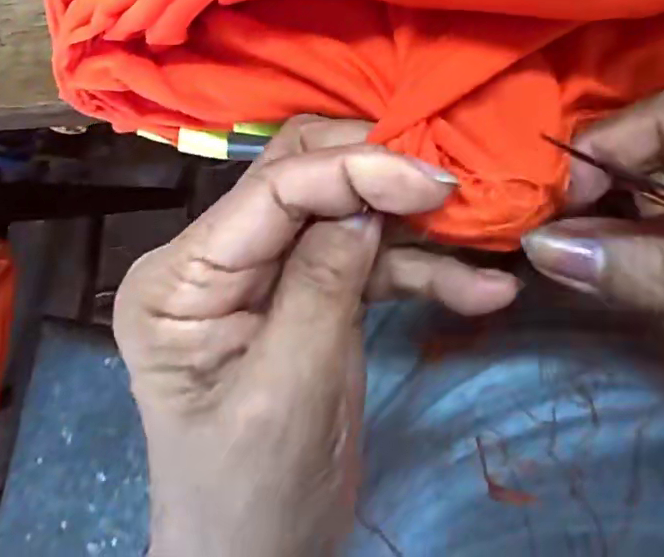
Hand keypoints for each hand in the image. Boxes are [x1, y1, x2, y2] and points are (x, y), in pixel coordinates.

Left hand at [114, 117, 520, 556]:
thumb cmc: (251, 494)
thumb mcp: (286, 391)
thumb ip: (323, 284)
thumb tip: (368, 202)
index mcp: (183, 275)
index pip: (274, 187)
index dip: (356, 170)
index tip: (432, 181)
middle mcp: (220, 254)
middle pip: (305, 173)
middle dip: (379, 174)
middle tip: (447, 188)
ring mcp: (269, 268)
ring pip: (347, 207)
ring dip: (413, 226)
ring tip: (478, 238)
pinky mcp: (313, 287)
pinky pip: (371, 257)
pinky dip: (423, 269)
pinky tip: (480, 289)